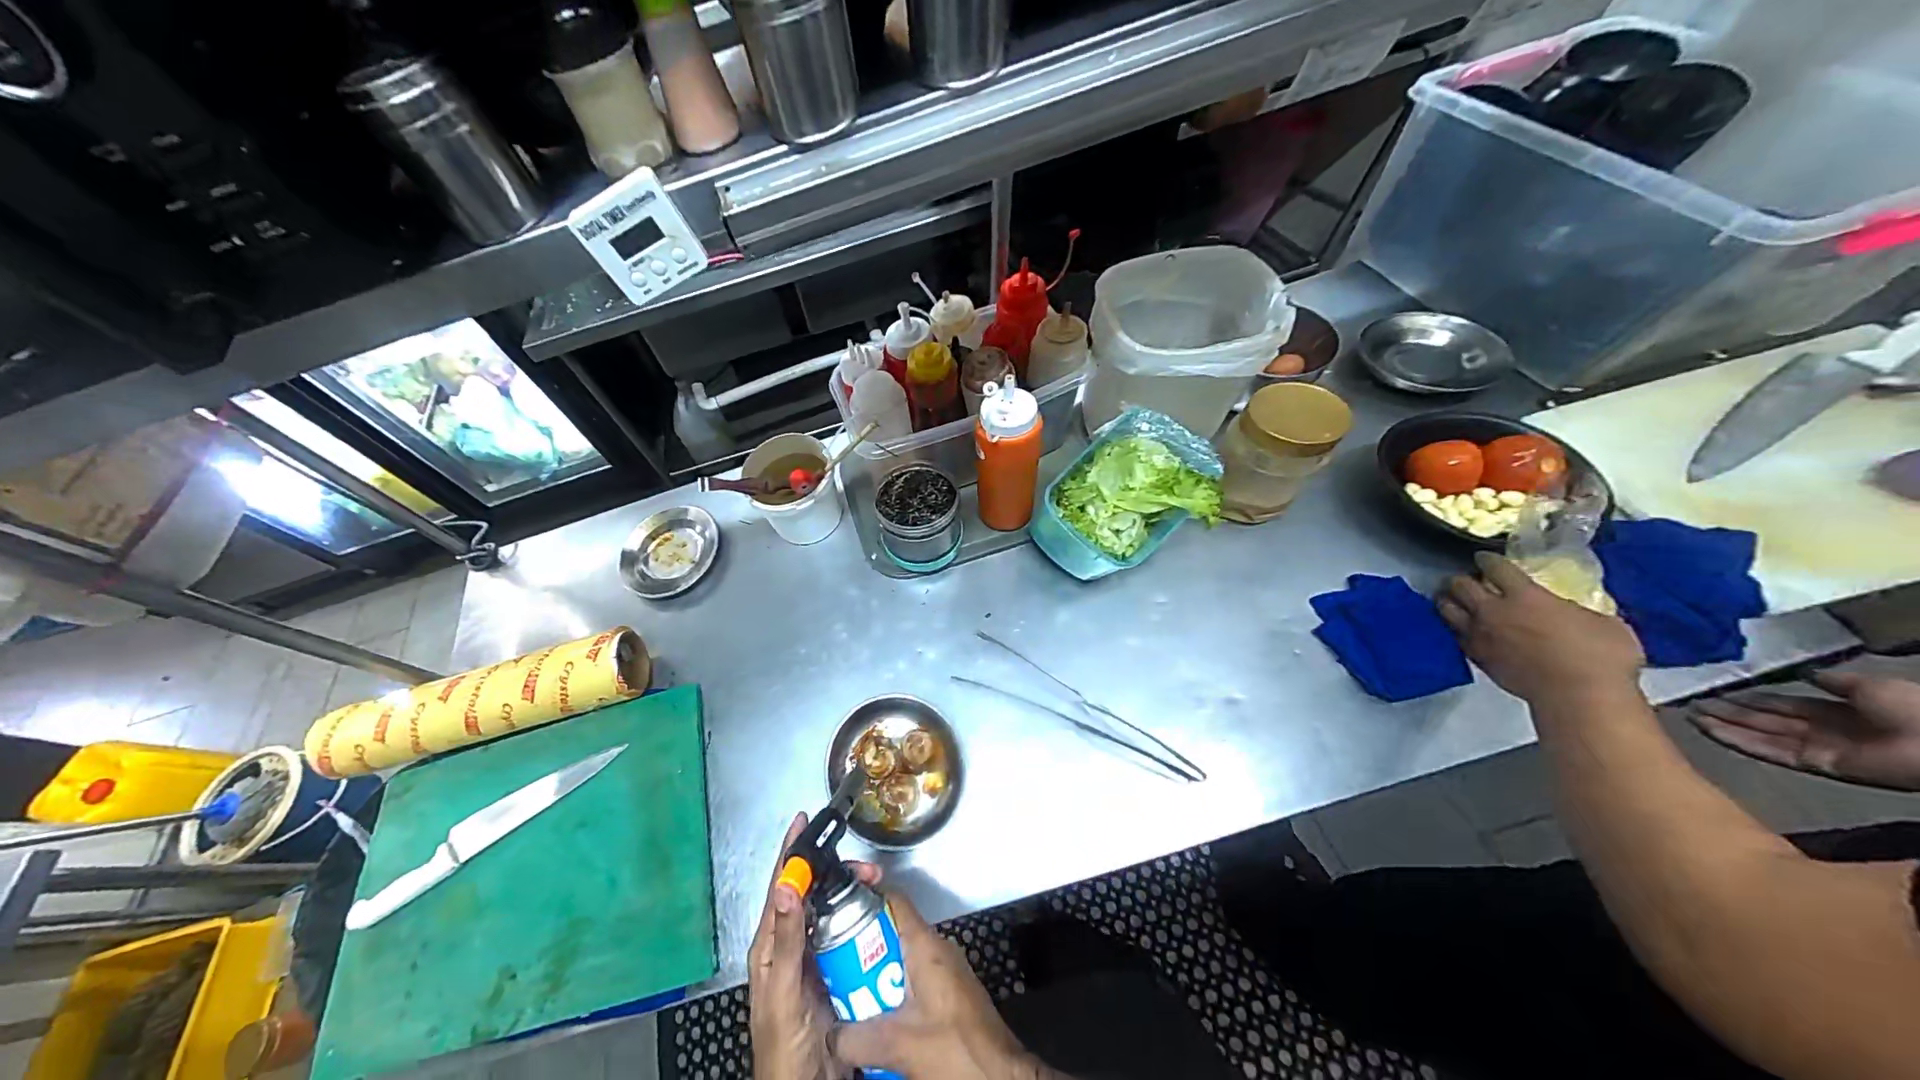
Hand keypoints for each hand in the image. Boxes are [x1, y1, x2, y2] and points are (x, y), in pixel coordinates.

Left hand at [749, 813, 880, 1079]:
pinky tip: (879, 913)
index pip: (780, 888)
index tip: (803, 822)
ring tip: (874, 883)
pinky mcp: (835, 970)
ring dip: (852, 892)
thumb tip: (785, 884)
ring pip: (832, 911)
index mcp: (770, 946)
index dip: (790, 854)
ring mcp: (814, 957)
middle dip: (834, 872)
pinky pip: (848, 934)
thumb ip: (785, 942)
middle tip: (863, 867)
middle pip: (811, 895)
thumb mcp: (783, 993)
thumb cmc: (784, 1048)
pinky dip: (863, 918)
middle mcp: (790, 944)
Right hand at [832, 893, 1050, 1079]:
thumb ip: (854, 1037)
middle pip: (891, 933)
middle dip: (861, 952)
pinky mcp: (949, 993)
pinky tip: (880, 1021)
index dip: (863, 899)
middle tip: (836, 973)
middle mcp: (936, 949)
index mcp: (925, 945)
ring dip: (876, 978)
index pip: (892, 900)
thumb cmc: (956, 1047)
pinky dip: (893, 994)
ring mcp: (945, 970)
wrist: (999, 1075)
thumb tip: (830, 1034)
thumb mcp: (896, 1043)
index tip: (836, 913)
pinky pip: (913, 981)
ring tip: (852, 1000)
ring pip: (900, 960)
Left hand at [1437, 551, 1644, 707]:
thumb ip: (1575, 610)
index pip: (1496, 568)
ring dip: (1448, 601)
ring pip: (1447, 609)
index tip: (1484, 558)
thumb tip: (1570, 612)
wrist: (1578, 697)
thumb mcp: (1602, 622)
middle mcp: (1494, 611)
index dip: (1487, 560)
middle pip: (1461, 585)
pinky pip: (1456, 636)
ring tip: (1452, 600)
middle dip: (1460, 579)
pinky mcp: (1477, 657)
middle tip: (1465, 580)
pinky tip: (1463, 629)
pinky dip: (1457, 629)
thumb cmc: (1601, 658)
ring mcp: (1480, 635)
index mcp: (1525, 595)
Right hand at [1689, 671, 1919, 791]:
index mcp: (1836, 710)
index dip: (1749, 698)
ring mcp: (1816, 749)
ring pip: (1759, 736)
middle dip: (1728, 711)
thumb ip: (1831, 681)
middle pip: (1764, 721)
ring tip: (1690, 715)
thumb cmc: (1913, 709)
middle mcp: (1820, 730)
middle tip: (1691, 702)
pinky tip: (1711, 731)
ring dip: (1724, 726)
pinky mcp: (1814, 764)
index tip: (1716, 690)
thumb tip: (1800, 672)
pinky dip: (1738, 742)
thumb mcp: (1869, 685)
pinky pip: (1769, 752)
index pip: (1781, 704)